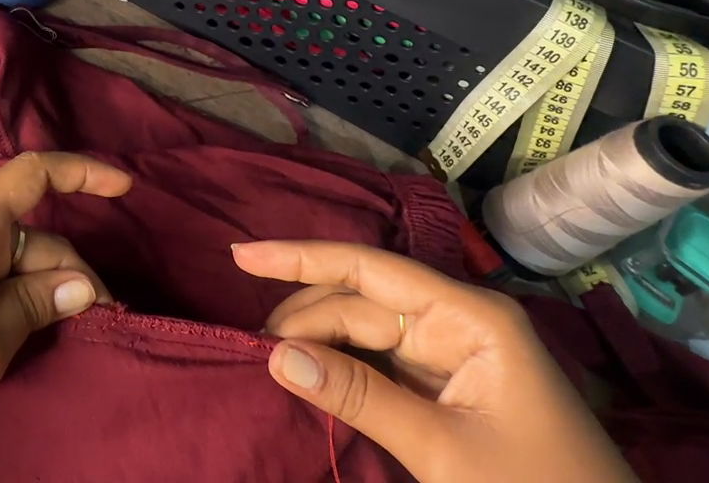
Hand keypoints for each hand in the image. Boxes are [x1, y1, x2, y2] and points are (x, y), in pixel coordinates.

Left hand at [0, 152, 131, 481]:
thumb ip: (34, 306)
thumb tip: (82, 284)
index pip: (33, 174)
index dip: (83, 173)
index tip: (126, 188)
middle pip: (30, 231)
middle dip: (72, 270)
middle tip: (106, 323)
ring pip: (10, 256)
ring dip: (45, 288)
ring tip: (74, 335)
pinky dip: (16, 294)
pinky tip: (32, 327)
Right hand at [234, 240, 637, 482]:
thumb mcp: (445, 453)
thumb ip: (358, 396)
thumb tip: (273, 356)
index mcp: (469, 316)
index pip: (368, 269)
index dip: (299, 258)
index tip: (240, 255)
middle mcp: (456, 321)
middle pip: (359, 301)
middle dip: (304, 318)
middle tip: (251, 348)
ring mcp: (451, 354)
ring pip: (363, 331)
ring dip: (317, 344)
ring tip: (269, 362)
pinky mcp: (446, 388)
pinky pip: (378, 363)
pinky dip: (340, 369)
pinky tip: (307, 374)